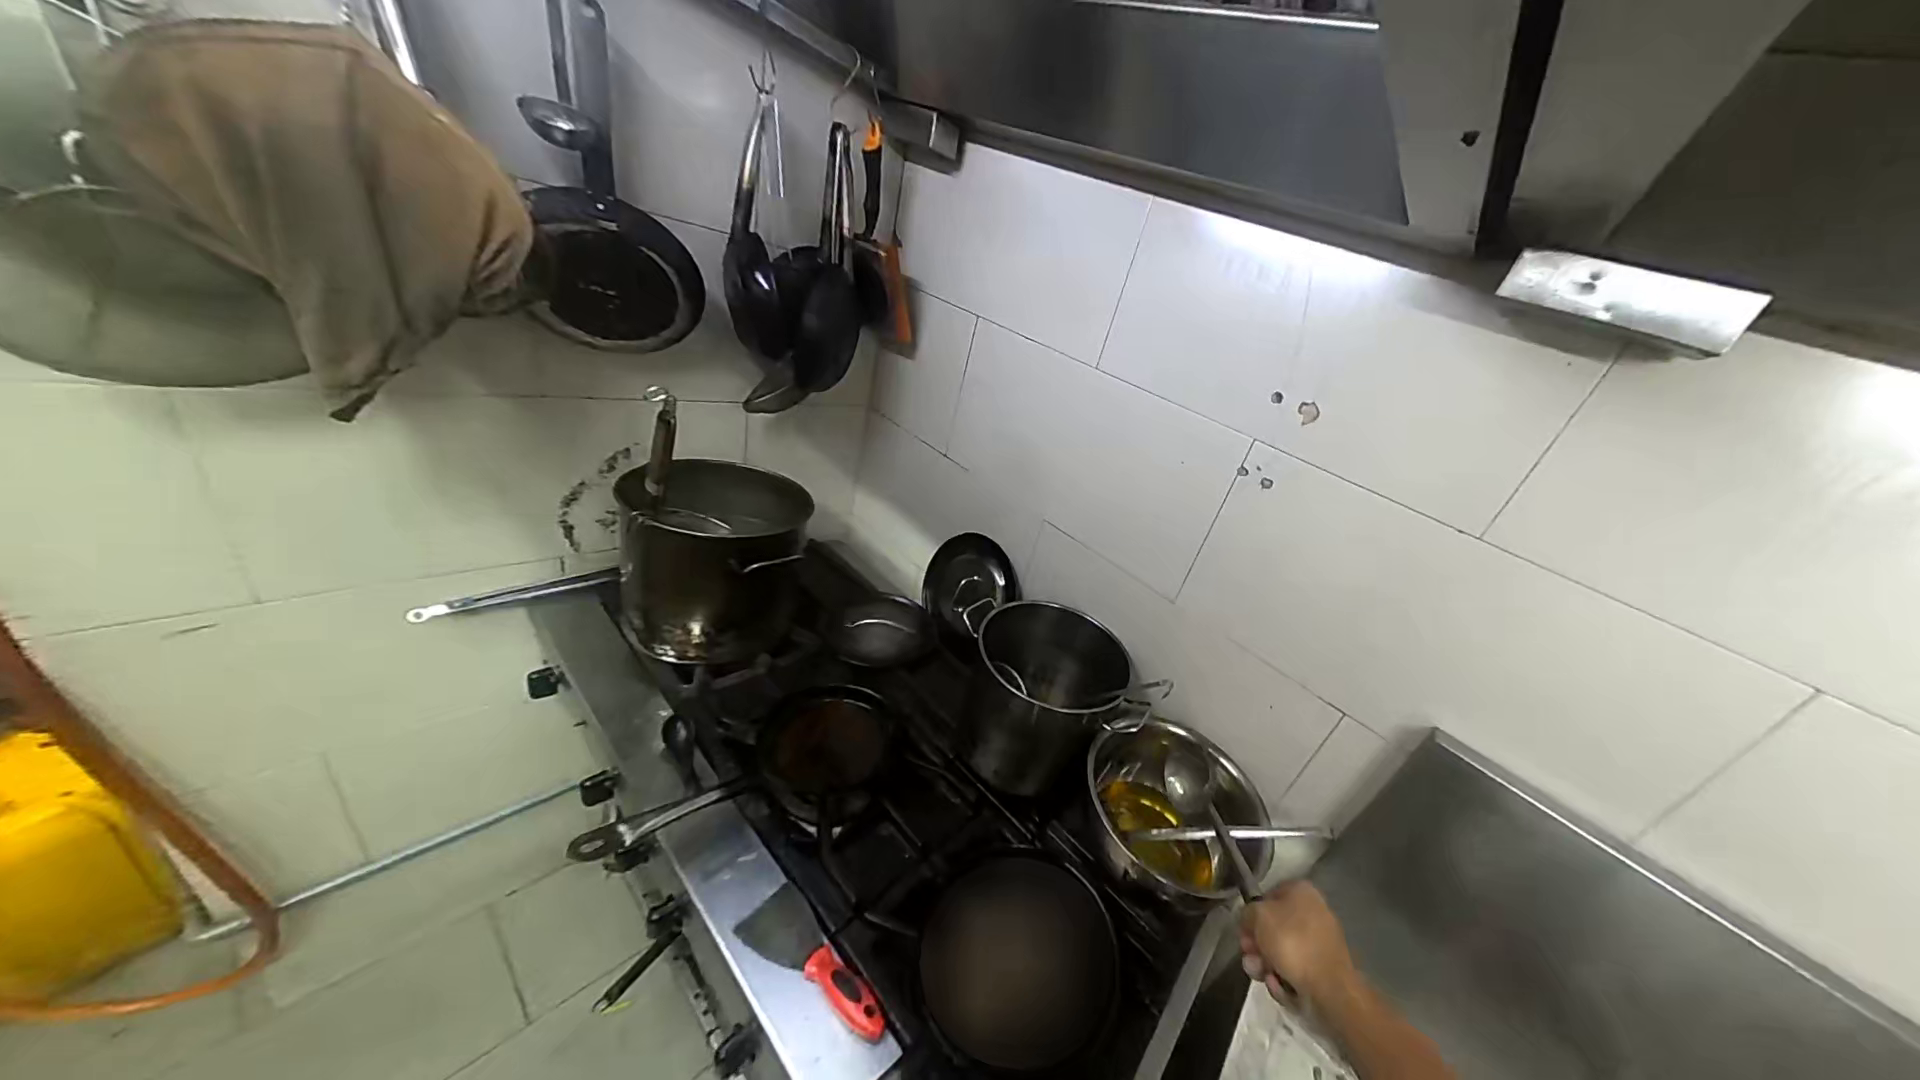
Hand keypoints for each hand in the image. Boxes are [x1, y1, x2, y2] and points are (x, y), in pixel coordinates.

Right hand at [1239, 881, 1355, 1004]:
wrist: (1331, 990)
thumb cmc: (1292, 943)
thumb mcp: (1258, 915)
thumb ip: (1247, 912)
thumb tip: (1250, 921)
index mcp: (1303, 893)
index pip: (1268, 896)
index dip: (1252, 913)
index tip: (1244, 930)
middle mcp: (1314, 915)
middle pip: (1273, 928)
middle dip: (1256, 945)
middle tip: (1249, 955)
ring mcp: (1320, 946)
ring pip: (1281, 953)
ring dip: (1264, 964)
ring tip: (1261, 974)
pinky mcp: (1323, 973)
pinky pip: (1294, 972)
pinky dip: (1283, 979)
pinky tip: (1279, 985)